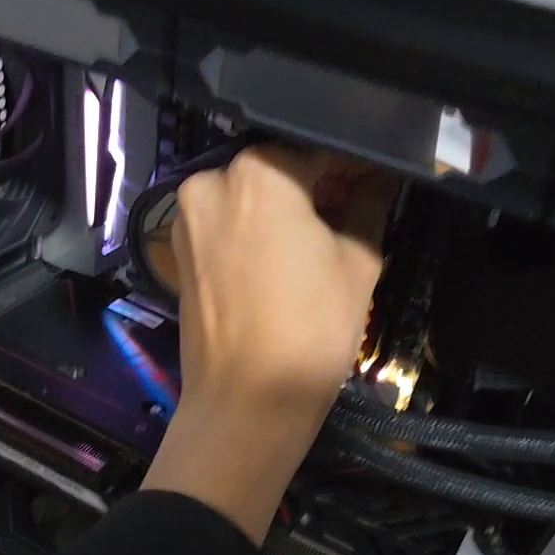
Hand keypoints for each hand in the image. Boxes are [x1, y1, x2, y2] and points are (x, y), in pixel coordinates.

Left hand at [140, 145, 389, 541]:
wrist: (248, 402)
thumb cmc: (311, 328)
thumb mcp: (359, 262)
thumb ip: (368, 207)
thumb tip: (377, 182)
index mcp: (257, 173)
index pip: (318, 151)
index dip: (353, 167)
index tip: (377, 182)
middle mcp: (210, 182)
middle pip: (276, 172)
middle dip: (316, 186)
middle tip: (353, 210)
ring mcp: (187, 219)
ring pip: (247, 199)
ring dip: (283, 209)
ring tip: (321, 238)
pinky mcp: (177, 253)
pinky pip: (225, 226)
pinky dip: (253, 232)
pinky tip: (284, 258)